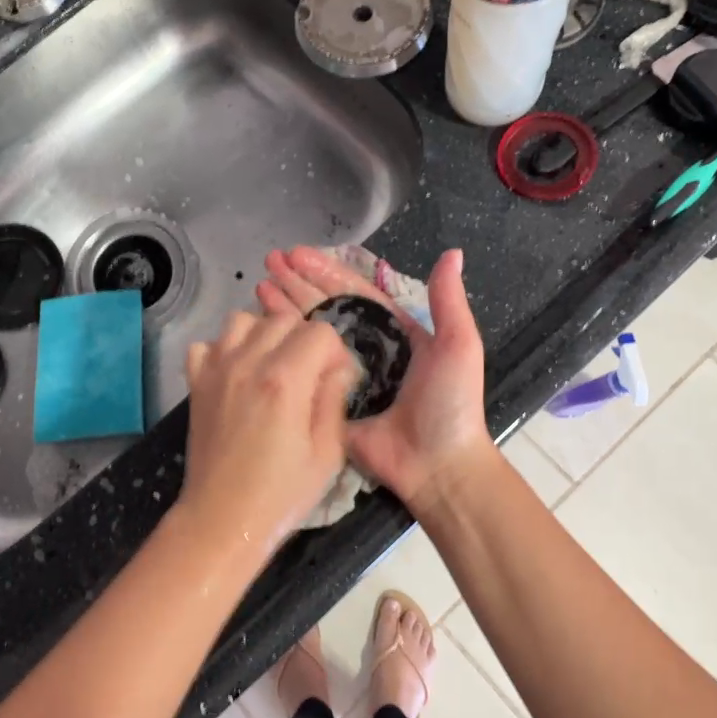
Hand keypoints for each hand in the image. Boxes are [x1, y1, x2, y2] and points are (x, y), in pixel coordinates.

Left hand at [178, 310, 357, 555]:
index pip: (318, 331)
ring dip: (263, 335)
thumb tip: (337, 368)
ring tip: (272, 367)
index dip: (334, 351)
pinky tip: (236, 375)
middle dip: (303, 339)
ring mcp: (216, 369)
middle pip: (282, 319)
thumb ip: (334, 400)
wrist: (222, 519)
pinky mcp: (195, 381)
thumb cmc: (281, 494)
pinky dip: (224, 349)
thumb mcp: (328, 454)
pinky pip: (208, 343)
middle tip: (308, 374)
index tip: (335, 378)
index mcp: (285, 380)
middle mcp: (247, 362)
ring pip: (242, 320)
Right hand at [256, 247, 496, 518]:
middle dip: (296, 282)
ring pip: (307, 333)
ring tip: (258, 285)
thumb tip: (452, 252)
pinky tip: (260, 328)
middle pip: (324, 307)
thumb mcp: (458, 346)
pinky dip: (281, 348)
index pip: (352, 292)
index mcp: (392, 332)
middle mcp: (363, 348)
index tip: (296, 254)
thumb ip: (448, 301)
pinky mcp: (325, 401)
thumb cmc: (449, 403)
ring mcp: (341, 376)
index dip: (324, 271)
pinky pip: (300, 371)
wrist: (437, 465)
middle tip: (269, 261)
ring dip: (283, 308)